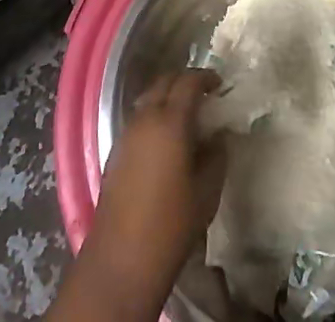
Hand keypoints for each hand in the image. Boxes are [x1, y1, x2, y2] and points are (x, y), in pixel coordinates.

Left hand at [49, 70, 225, 321]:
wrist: (123, 256)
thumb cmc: (173, 223)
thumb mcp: (207, 190)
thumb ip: (216, 155)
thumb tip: (218, 136)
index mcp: (170, 121)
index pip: (187, 82)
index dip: (205, 77)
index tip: (219, 85)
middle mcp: (144, 119)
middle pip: (163, 82)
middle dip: (184, 81)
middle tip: (204, 94)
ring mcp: (126, 133)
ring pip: (147, 99)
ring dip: (167, 97)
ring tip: (186, 115)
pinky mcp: (116, 150)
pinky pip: (138, 118)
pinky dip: (154, 115)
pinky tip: (166, 138)